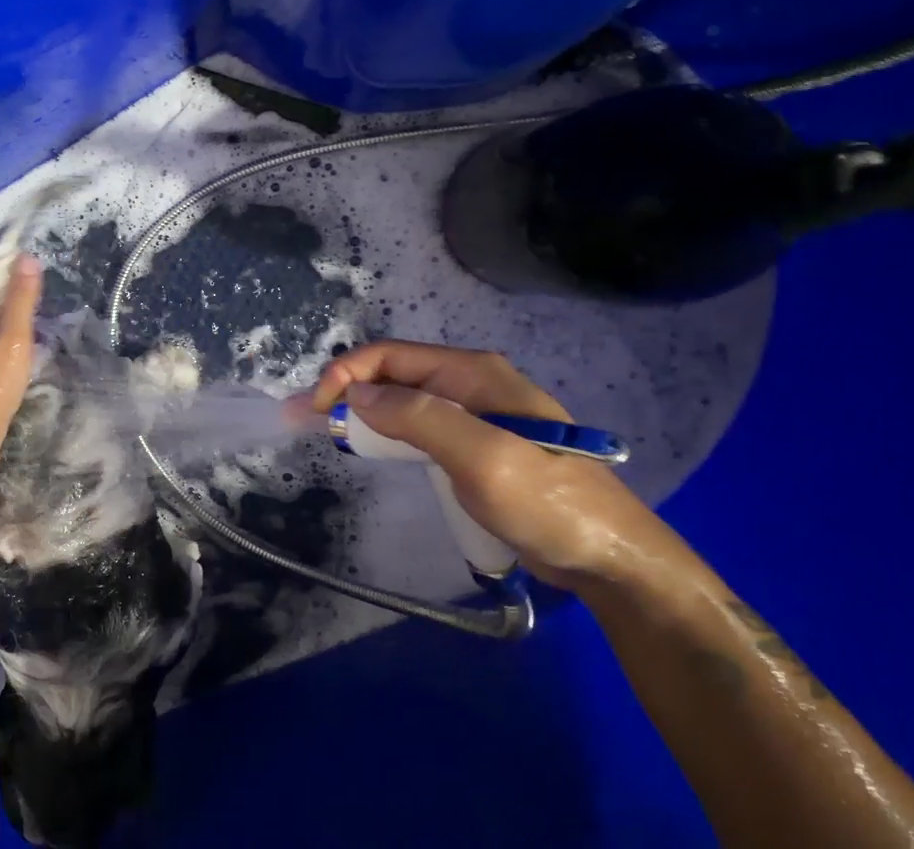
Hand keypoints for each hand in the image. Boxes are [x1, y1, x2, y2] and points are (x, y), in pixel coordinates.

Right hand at [310, 340, 680, 589]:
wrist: (608, 557)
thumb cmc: (547, 503)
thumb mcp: (481, 456)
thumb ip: (418, 417)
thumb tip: (357, 393)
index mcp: (473, 374)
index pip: (389, 356)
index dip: (345, 375)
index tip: (314, 410)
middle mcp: (472, 385)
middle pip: (393, 376)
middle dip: (346, 393)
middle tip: (305, 422)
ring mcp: (477, 416)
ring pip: (404, 403)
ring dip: (363, 414)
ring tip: (326, 435)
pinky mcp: (478, 447)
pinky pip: (421, 429)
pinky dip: (388, 434)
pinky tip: (372, 450)